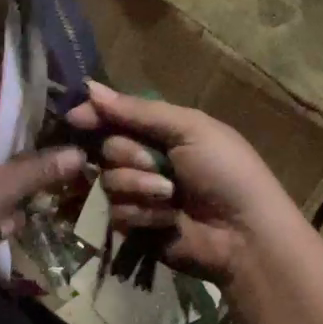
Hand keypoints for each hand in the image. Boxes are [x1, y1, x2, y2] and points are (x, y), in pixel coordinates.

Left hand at [0, 115, 84, 292]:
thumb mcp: (1, 188)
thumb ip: (40, 169)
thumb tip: (79, 152)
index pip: (10, 121)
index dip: (35, 138)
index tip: (61, 156)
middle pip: (8, 156)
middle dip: (23, 182)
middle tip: (42, 197)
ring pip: (0, 185)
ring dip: (10, 206)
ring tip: (9, 224)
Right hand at [66, 81, 300, 284]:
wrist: (245, 235)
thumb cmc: (226, 171)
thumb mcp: (189, 129)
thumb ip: (138, 111)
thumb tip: (90, 88)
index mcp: (160, 130)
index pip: (115, 116)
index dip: (94, 116)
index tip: (77, 118)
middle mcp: (145, 159)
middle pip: (107, 148)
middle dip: (129, 155)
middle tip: (157, 165)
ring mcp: (140, 194)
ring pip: (109, 182)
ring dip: (139, 187)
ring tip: (170, 197)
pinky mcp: (137, 227)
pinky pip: (117, 213)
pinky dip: (143, 215)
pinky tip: (168, 220)